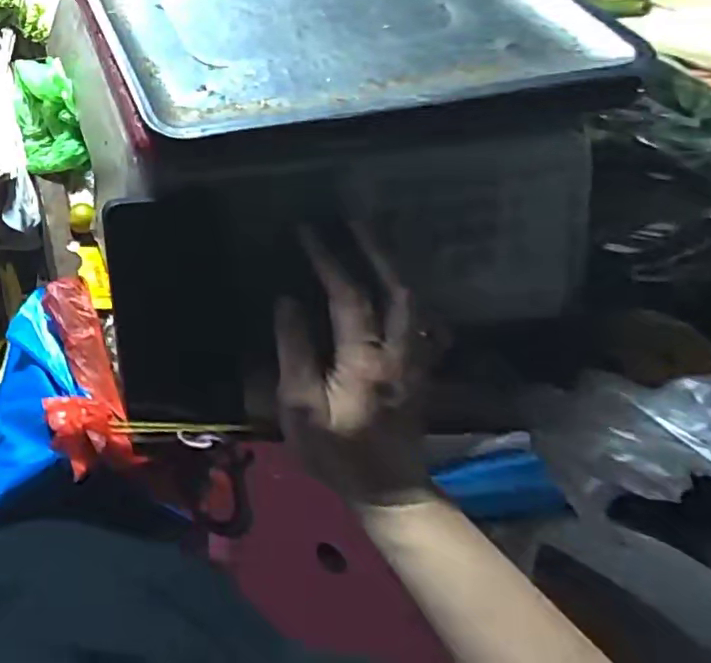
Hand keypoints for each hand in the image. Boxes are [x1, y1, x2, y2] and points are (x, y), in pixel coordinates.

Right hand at [275, 224, 436, 508]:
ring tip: (375, 240)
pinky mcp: (422, 370)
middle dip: (376, 251)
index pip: (351, 299)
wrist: (390, 492)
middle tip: (352, 218)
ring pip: (418, 304)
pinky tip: (399, 284)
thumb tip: (286, 301)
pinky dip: (411, 293)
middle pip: (399, 292)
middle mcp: (402, 355)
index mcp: (367, 362)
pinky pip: (423, 320)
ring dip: (397, 267)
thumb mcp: (300, 405)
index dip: (330, 262)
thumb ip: (295, 351)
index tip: (306, 231)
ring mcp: (418, 363)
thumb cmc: (335, 451)